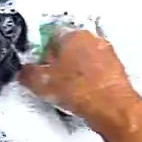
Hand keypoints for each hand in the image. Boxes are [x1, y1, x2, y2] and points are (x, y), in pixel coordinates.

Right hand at [19, 27, 141, 135]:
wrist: (110, 107)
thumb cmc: (80, 89)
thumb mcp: (39, 83)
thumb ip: (27, 73)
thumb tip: (25, 72)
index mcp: (73, 34)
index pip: (50, 35)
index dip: (40, 53)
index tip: (38, 66)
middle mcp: (93, 38)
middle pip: (68, 46)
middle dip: (58, 61)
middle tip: (50, 78)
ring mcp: (107, 53)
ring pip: (83, 58)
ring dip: (73, 70)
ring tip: (66, 88)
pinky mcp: (116, 69)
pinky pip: (95, 70)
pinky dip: (87, 79)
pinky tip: (81, 93)